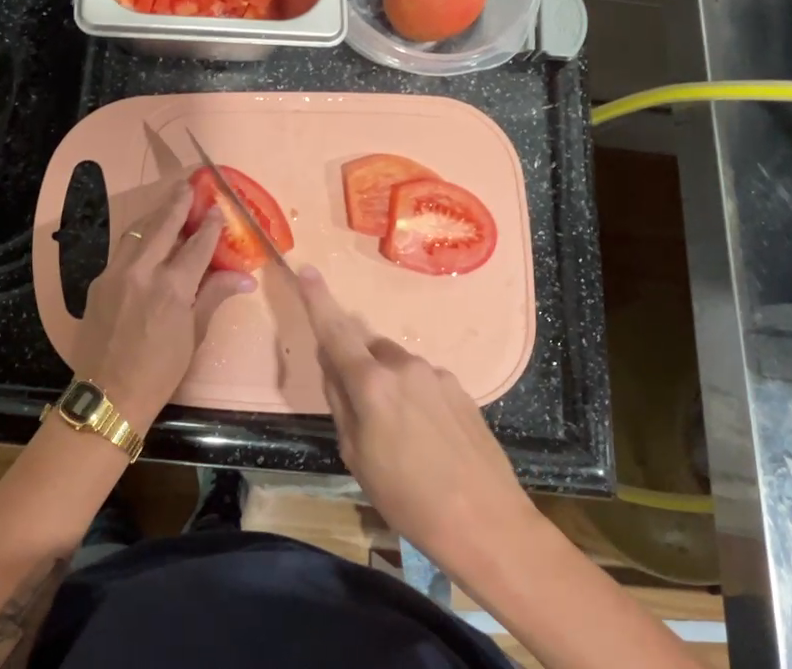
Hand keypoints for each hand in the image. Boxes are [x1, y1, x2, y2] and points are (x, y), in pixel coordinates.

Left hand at [73, 182, 256, 429]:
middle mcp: (142, 271)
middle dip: (178, 203)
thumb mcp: (194, 335)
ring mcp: (116, 274)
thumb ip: (214, 295)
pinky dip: (137, 239)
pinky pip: (121, 250)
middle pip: (163, 225)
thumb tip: (246, 276)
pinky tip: (146, 238)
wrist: (109, 394)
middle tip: (190, 185)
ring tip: (168, 203)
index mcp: (172, 287)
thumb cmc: (160, 372)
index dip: (210, 225)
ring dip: (155, 216)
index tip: (219, 207)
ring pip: (137, 232)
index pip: (197, 245)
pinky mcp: (98, 281)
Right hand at [297, 265, 532, 567]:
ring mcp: (438, 376)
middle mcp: (404, 367)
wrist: (485, 522)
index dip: (316, 299)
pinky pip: (424, 383)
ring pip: (397, 368)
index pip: (334, 331)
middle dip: (358, 367)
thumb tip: (332, 365)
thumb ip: (340, 402)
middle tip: (360, 414)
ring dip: (388, 386)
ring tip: (400, 438)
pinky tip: (427, 440)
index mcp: (370, 383)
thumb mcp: (355, 455)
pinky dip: (414, 399)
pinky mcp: (462, 391)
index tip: (307, 270)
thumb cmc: (406, 497)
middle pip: (368, 350)